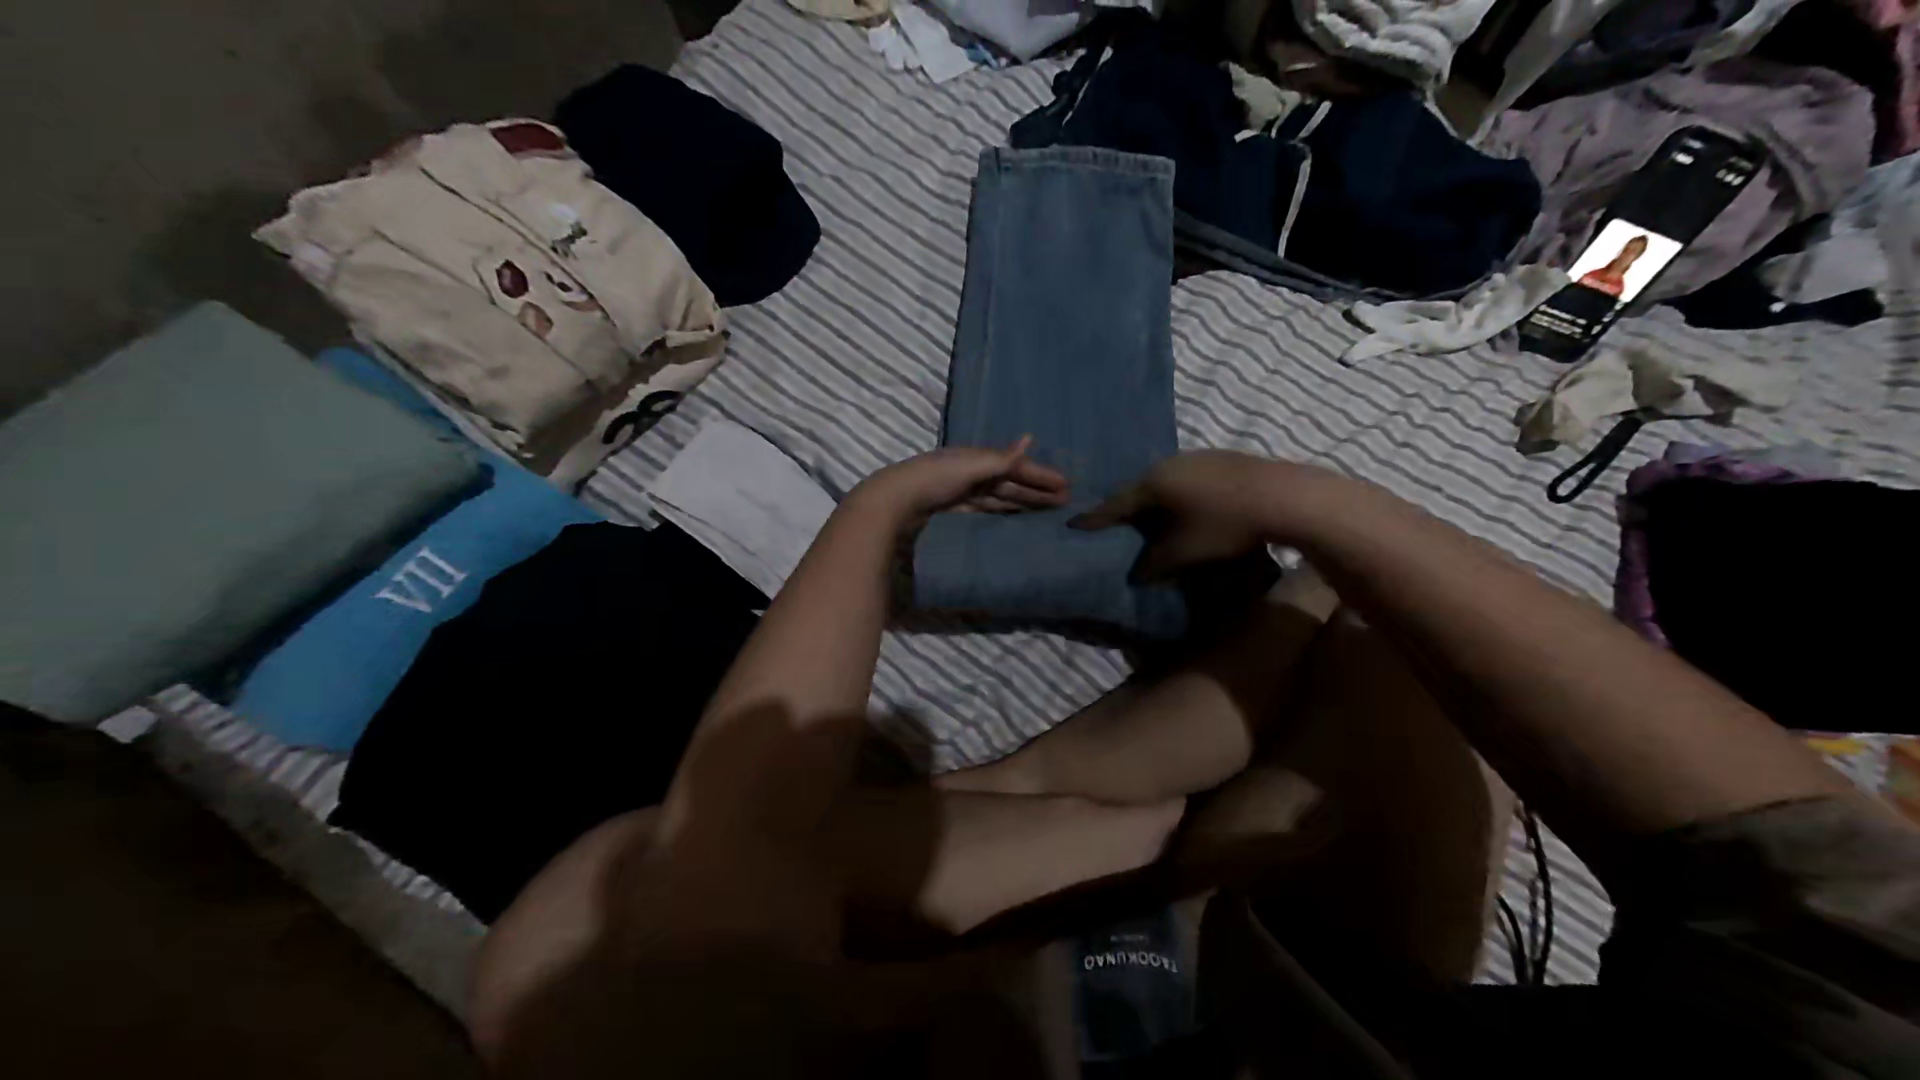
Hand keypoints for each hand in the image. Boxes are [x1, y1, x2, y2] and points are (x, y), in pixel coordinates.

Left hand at [850, 435, 1069, 527]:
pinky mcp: (951, 513)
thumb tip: (1030, 438)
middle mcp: (969, 474)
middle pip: (1008, 483)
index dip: (1039, 475)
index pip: (1014, 466)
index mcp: (975, 459)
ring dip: (1022, 504)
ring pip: (998, 499)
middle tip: (1065, 504)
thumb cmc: (932, 480)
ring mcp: (960, 494)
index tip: (1066, 486)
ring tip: (1046, 515)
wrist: (892, 504)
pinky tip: (1013, 522)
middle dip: (1035, 491)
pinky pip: (985, 512)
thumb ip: (1000, 459)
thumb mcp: (969, 467)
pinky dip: (1001, 515)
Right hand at [1071, 451, 1343, 580]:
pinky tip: (1190, 508)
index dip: (1096, 518)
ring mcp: (1197, 457)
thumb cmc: (1225, 526)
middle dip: (1127, 508)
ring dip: (1156, 500)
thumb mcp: (1184, 552)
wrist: (1284, 497)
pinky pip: (1188, 478)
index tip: (1075, 524)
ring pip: (1165, 481)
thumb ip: (1154, 564)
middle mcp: (1170, 464)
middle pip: (1139, 489)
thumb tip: (1137, 574)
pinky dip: (1180, 494)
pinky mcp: (1222, 458)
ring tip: (1153, 518)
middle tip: (1117, 524)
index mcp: (1153, 484)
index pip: (1115, 504)